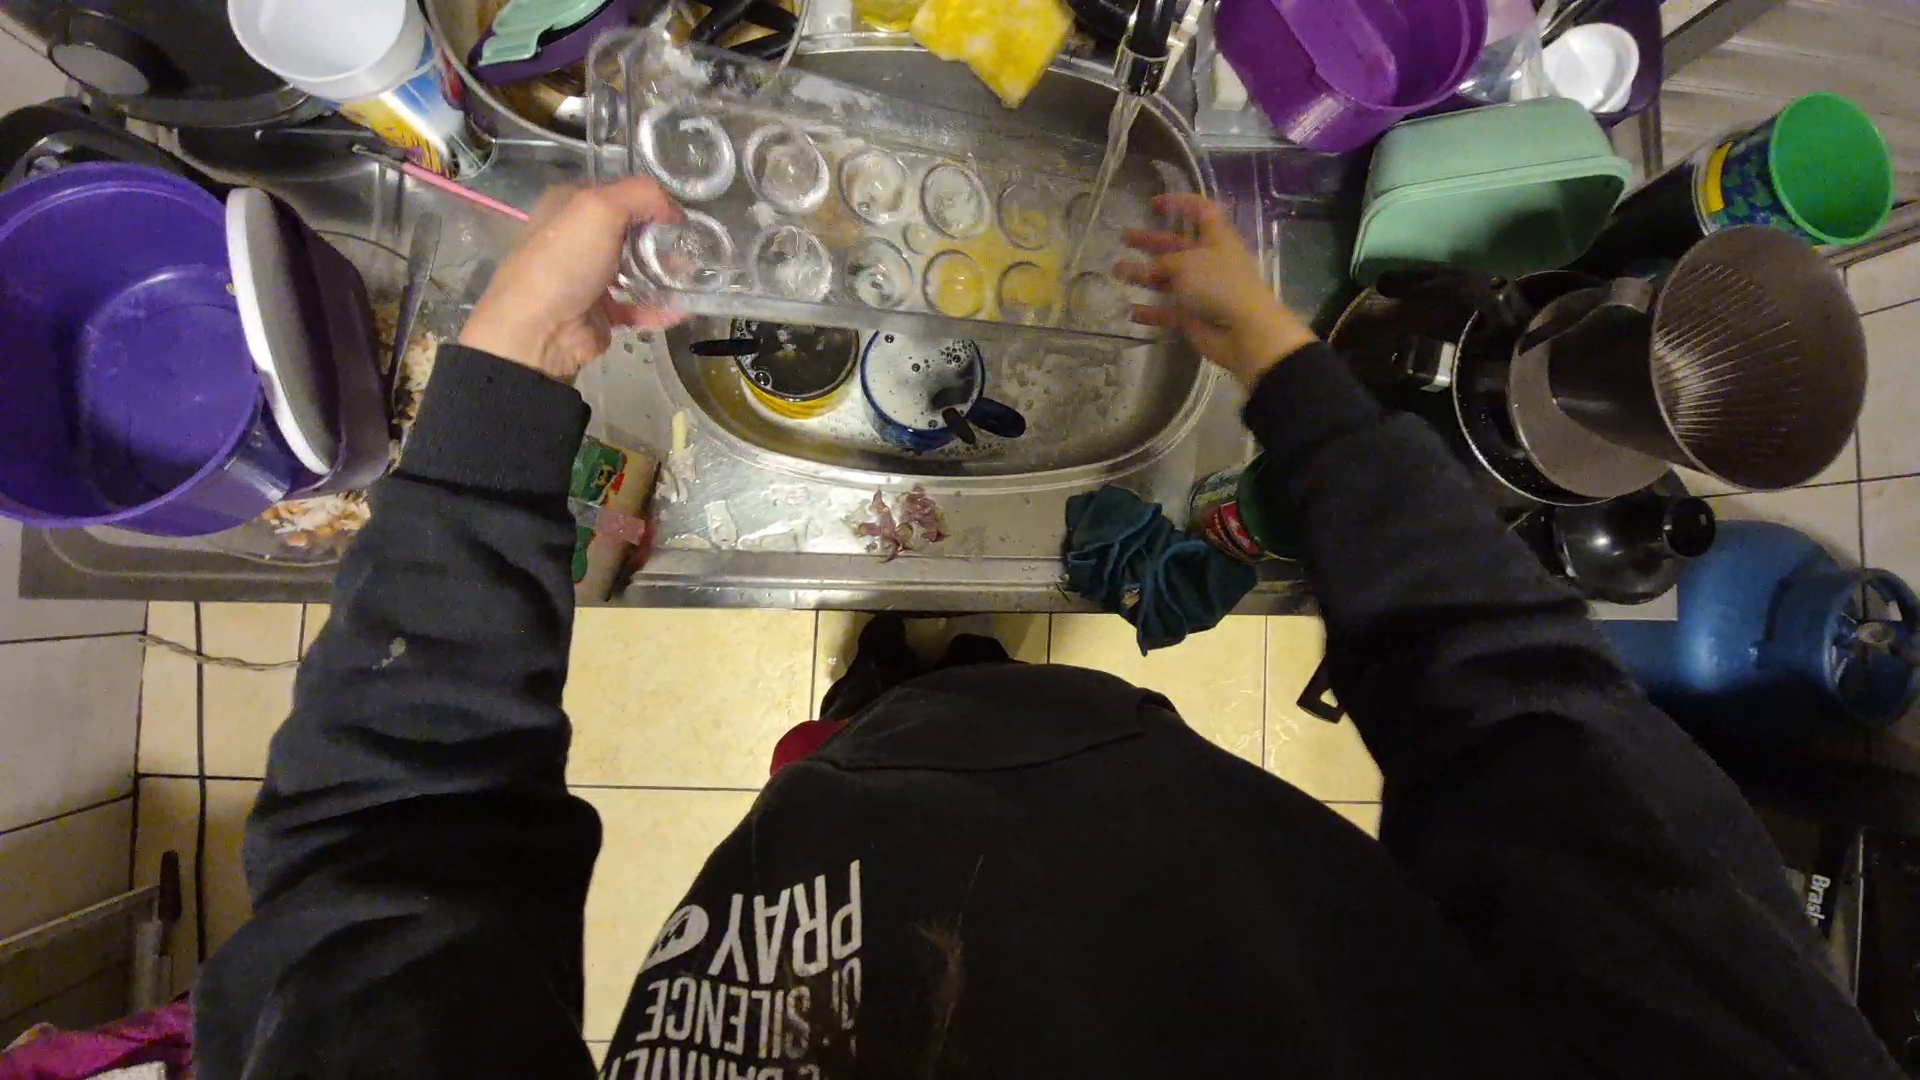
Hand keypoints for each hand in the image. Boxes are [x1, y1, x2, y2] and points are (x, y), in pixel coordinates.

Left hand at [458, 177, 683, 381]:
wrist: (542, 328)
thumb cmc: (567, 260)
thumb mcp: (600, 208)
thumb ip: (641, 196)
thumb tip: (676, 210)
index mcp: (570, 206)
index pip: (616, 194)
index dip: (649, 200)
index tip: (681, 214)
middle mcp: (579, 239)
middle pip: (630, 233)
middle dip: (662, 240)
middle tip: (693, 248)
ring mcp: (591, 277)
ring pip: (636, 271)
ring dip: (665, 275)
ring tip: (694, 278)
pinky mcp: (603, 311)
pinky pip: (639, 307)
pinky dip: (661, 309)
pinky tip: (684, 309)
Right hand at [1116, 194, 1317, 386]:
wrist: (1242, 329)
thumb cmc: (1218, 284)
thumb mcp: (1186, 263)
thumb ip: (1165, 262)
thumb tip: (1153, 269)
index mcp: (1215, 239)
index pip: (1201, 211)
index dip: (1180, 203)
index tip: (1154, 204)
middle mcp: (1208, 261)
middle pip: (1175, 246)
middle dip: (1150, 240)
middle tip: (1124, 237)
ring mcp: (1200, 290)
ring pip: (1167, 280)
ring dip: (1142, 275)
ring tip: (1117, 272)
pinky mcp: (1192, 316)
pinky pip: (1167, 312)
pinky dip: (1151, 312)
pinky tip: (1131, 312)